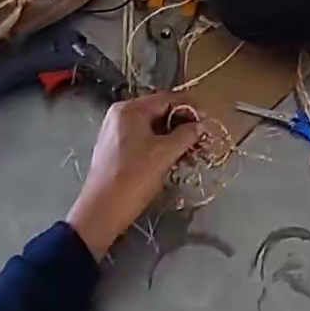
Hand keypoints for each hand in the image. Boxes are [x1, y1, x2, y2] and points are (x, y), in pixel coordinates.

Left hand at [66, 92, 204, 259]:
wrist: (102, 212)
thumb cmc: (134, 177)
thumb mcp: (165, 153)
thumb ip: (187, 134)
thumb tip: (202, 124)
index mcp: (130, 110)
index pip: (167, 98)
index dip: (190, 108)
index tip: (207, 121)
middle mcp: (120, 115)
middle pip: (159, 111)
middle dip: (182, 122)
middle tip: (200, 136)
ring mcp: (115, 132)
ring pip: (152, 126)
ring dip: (173, 135)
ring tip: (190, 148)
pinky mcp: (115, 148)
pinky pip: (143, 138)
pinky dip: (160, 143)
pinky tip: (173, 156)